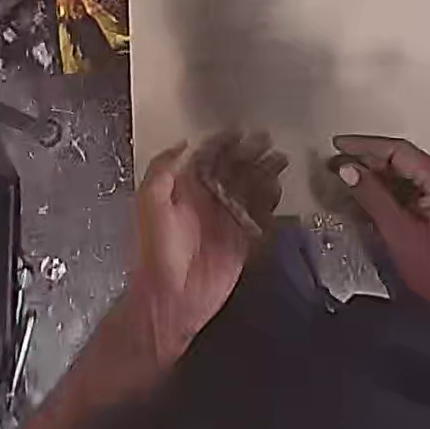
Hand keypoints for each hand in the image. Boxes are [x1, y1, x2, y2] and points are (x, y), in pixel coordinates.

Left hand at [127, 130, 286, 369]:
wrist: (171, 297)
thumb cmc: (156, 250)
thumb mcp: (149, 202)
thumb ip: (163, 170)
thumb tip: (182, 142)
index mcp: (185, 190)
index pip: (208, 158)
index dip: (223, 143)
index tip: (240, 130)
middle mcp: (207, 201)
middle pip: (233, 170)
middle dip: (250, 154)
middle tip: (267, 140)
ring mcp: (226, 220)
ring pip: (249, 189)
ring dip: (263, 173)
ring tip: (280, 159)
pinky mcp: (242, 240)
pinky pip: (259, 216)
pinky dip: (270, 203)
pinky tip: (279, 190)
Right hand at [332, 134, 429, 352]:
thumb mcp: (401, 236)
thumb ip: (374, 198)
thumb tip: (350, 171)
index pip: (399, 150)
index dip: (365, 145)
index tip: (340, 145)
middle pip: (406, 159)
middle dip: (370, 159)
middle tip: (341, 162)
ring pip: (412, 174)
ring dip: (381, 175)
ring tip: (352, 179)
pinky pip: (419, 189)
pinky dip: (395, 190)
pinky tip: (376, 198)